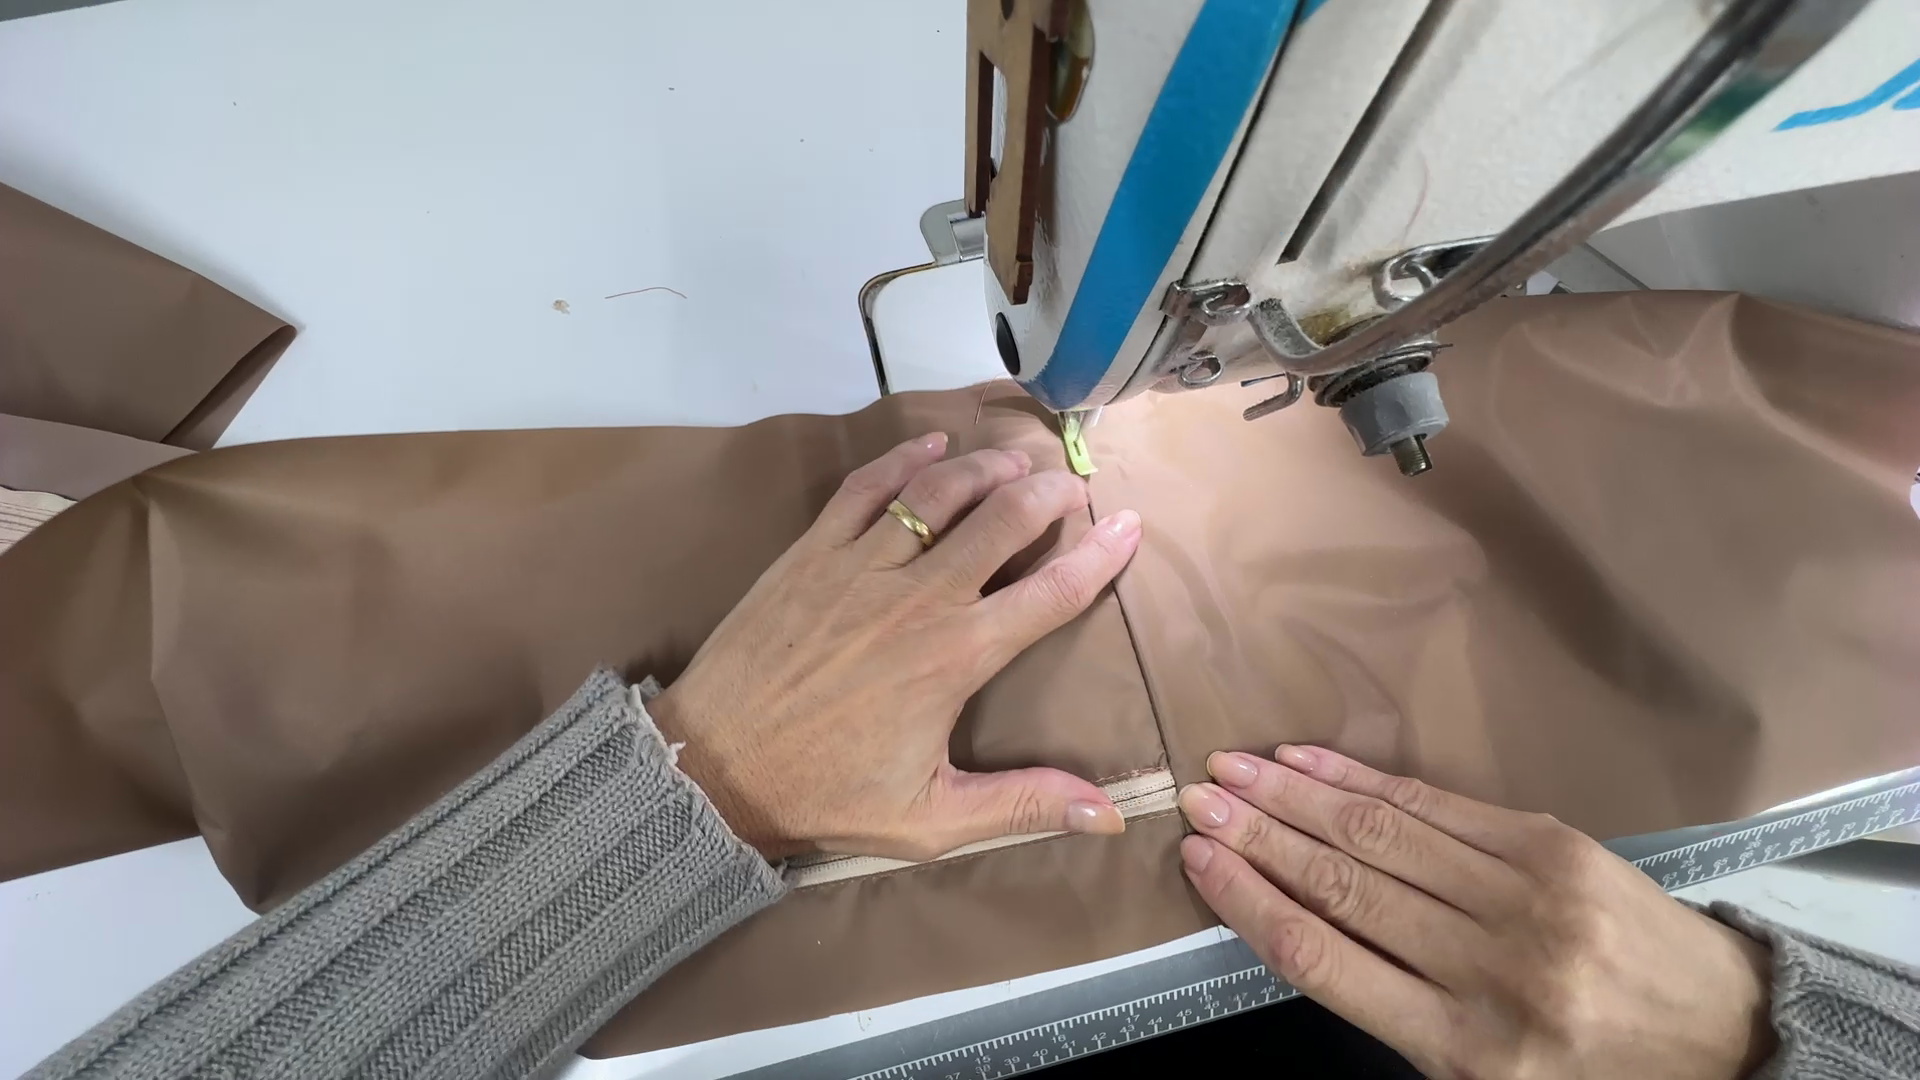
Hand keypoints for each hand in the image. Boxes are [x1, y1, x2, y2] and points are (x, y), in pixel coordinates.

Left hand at [649, 432, 1139, 860]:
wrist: (714, 768)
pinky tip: (930, 445)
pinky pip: (865, 489)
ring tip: (1015, 457)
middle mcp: (919, 597)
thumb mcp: (931, 819)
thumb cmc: (825, 794)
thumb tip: (1108, 815)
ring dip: (985, 466)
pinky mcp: (812, 552)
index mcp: (957, 656)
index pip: (1051, 594)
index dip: (1099, 556)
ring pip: (939, 494)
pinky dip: (902, 460)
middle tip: (1069, 482)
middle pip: (1002, 521)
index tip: (1128, 525)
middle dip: (1047, 492)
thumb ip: (1021, 805)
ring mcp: (861, 566)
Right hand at [1178, 747, 1775, 1079]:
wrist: (1735, 1044)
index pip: (1322, 959)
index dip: (1247, 900)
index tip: (1195, 857)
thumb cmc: (1579, 1069)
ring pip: (1377, 833)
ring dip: (1291, 794)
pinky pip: (1429, 801)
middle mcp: (1492, 974)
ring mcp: (1526, 900)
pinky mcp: (1550, 845)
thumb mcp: (1479, 1071)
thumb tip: (1280, 909)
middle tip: (1195, 797)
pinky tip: (1302, 760)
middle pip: (1340, 885)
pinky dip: (1354, 777)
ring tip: (1232, 768)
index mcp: (1468, 1051)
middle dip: (1255, 834)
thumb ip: (1386, 998)